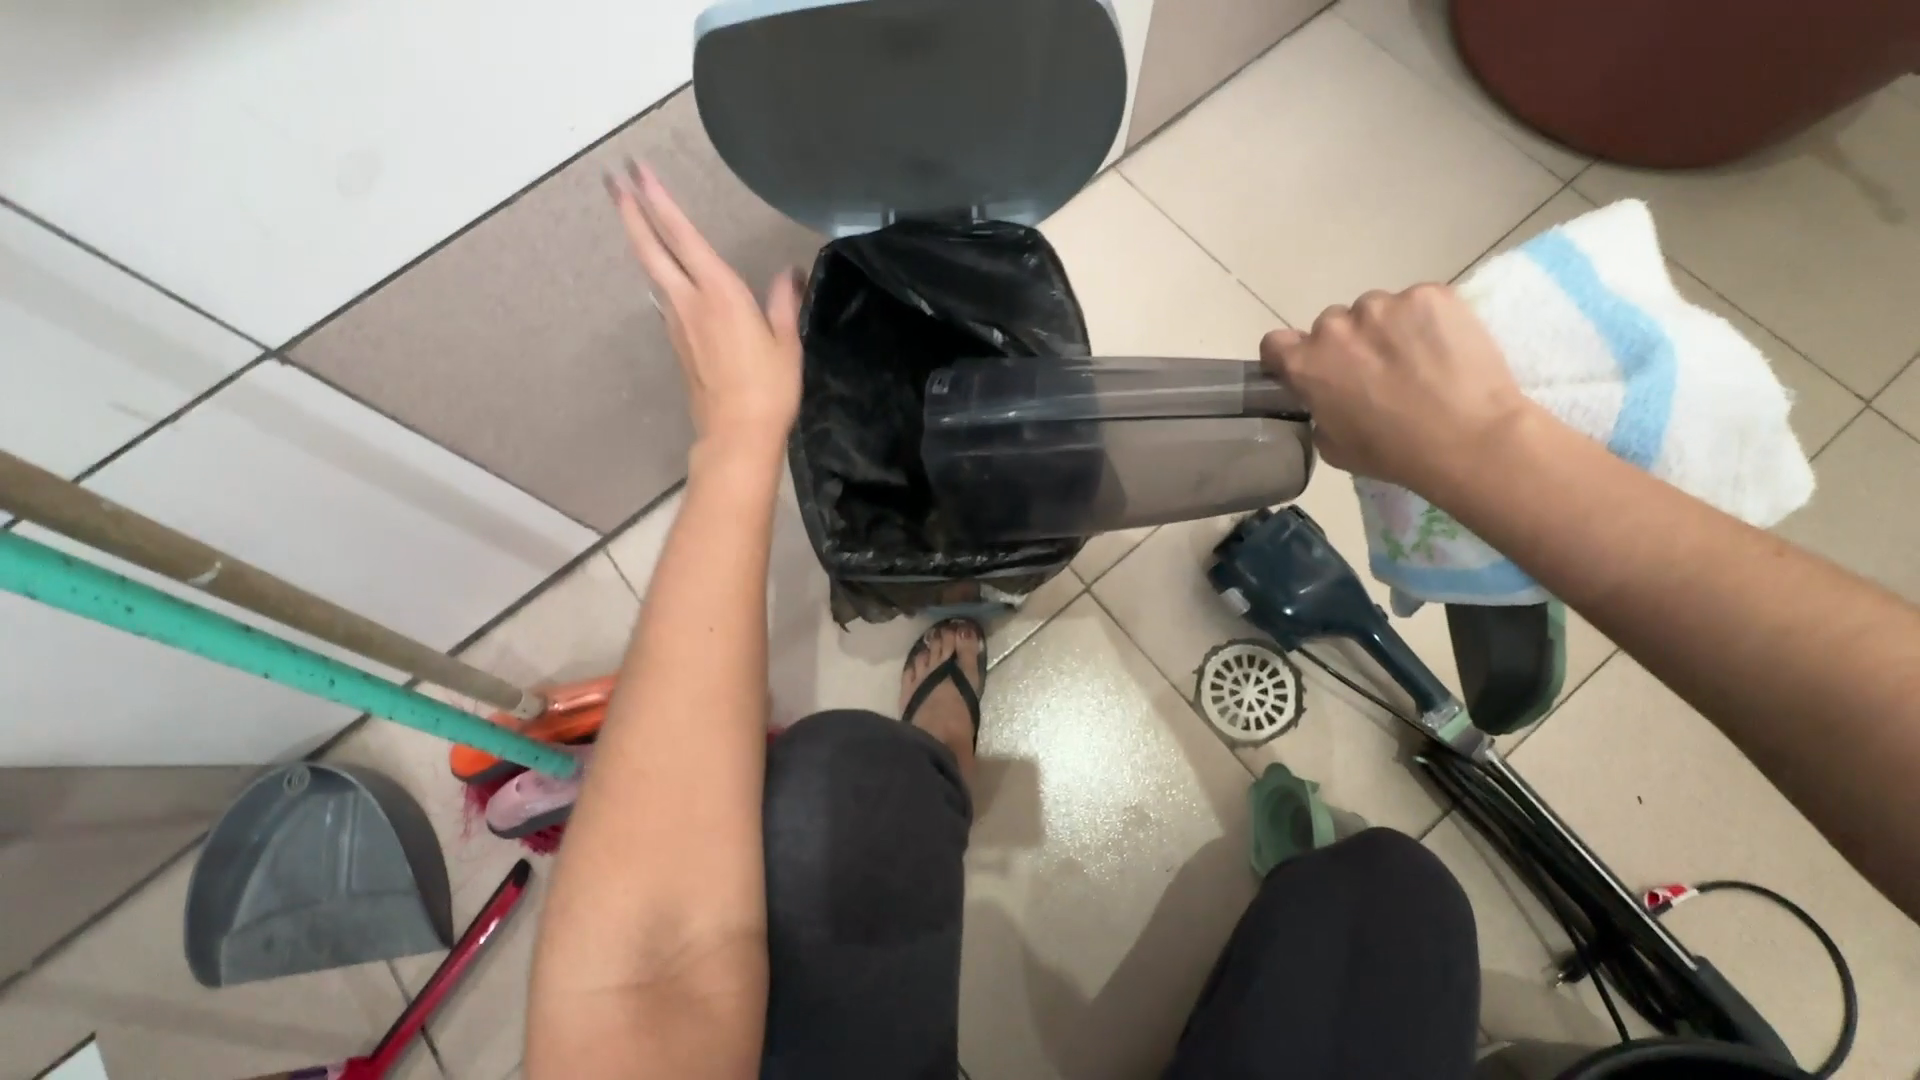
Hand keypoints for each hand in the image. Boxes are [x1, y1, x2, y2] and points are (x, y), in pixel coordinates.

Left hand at [608, 159, 802, 463]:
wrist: (737, 435)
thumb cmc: (769, 388)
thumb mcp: (787, 343)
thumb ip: (783, 303)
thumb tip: (788, 274)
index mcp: (719, 293)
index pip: (681, 235)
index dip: (658, 200)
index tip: (636, 170)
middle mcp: (689, 301)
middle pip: (651, 249)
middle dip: (631, 212)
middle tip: (613, 182)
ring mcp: (678, 324)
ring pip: (653, 273)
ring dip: (641, 242)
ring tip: (634, 217)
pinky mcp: (677, 344)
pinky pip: (665, 299)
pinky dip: (660, 275)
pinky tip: (665, 274)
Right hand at [1259, 284, 1539, 495]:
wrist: (1469, 439)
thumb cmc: (1393, 453)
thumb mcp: (1333, 447)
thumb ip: (1318, 411)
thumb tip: (1326, 399)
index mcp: (1306, 364)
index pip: (1276, 343)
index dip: (1290, 355)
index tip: (1310, 368)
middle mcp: (1337, 326)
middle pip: (1331, 325)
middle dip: (1346, 344)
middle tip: (1374, 372)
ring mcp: (1384, 305)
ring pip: (1374, 311)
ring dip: (1385, 329)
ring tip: (1415, 359)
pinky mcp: (1430, 294)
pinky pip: (1416, 302)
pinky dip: (1424, 320)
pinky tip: (1442, 347)